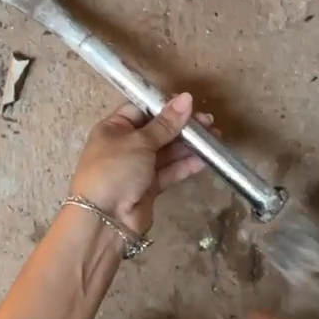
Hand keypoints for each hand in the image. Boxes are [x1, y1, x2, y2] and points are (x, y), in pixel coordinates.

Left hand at [69, 94, 210, 234]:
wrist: (104, 220)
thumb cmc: (115, 170)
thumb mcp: (139, 141)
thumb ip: (165, 123)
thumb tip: (186, 98)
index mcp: (114, 128)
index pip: (142, 109)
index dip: (164, 105)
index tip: (189, 103)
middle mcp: (125, 145)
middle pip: (158, 130)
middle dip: (182, 126)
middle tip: (208, 122)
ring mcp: (138, 167)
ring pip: (167, 151)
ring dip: (188, 145)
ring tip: (214, 137)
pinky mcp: (149, 187)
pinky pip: (170, 171)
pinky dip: (186, 164)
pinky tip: (205, 158)